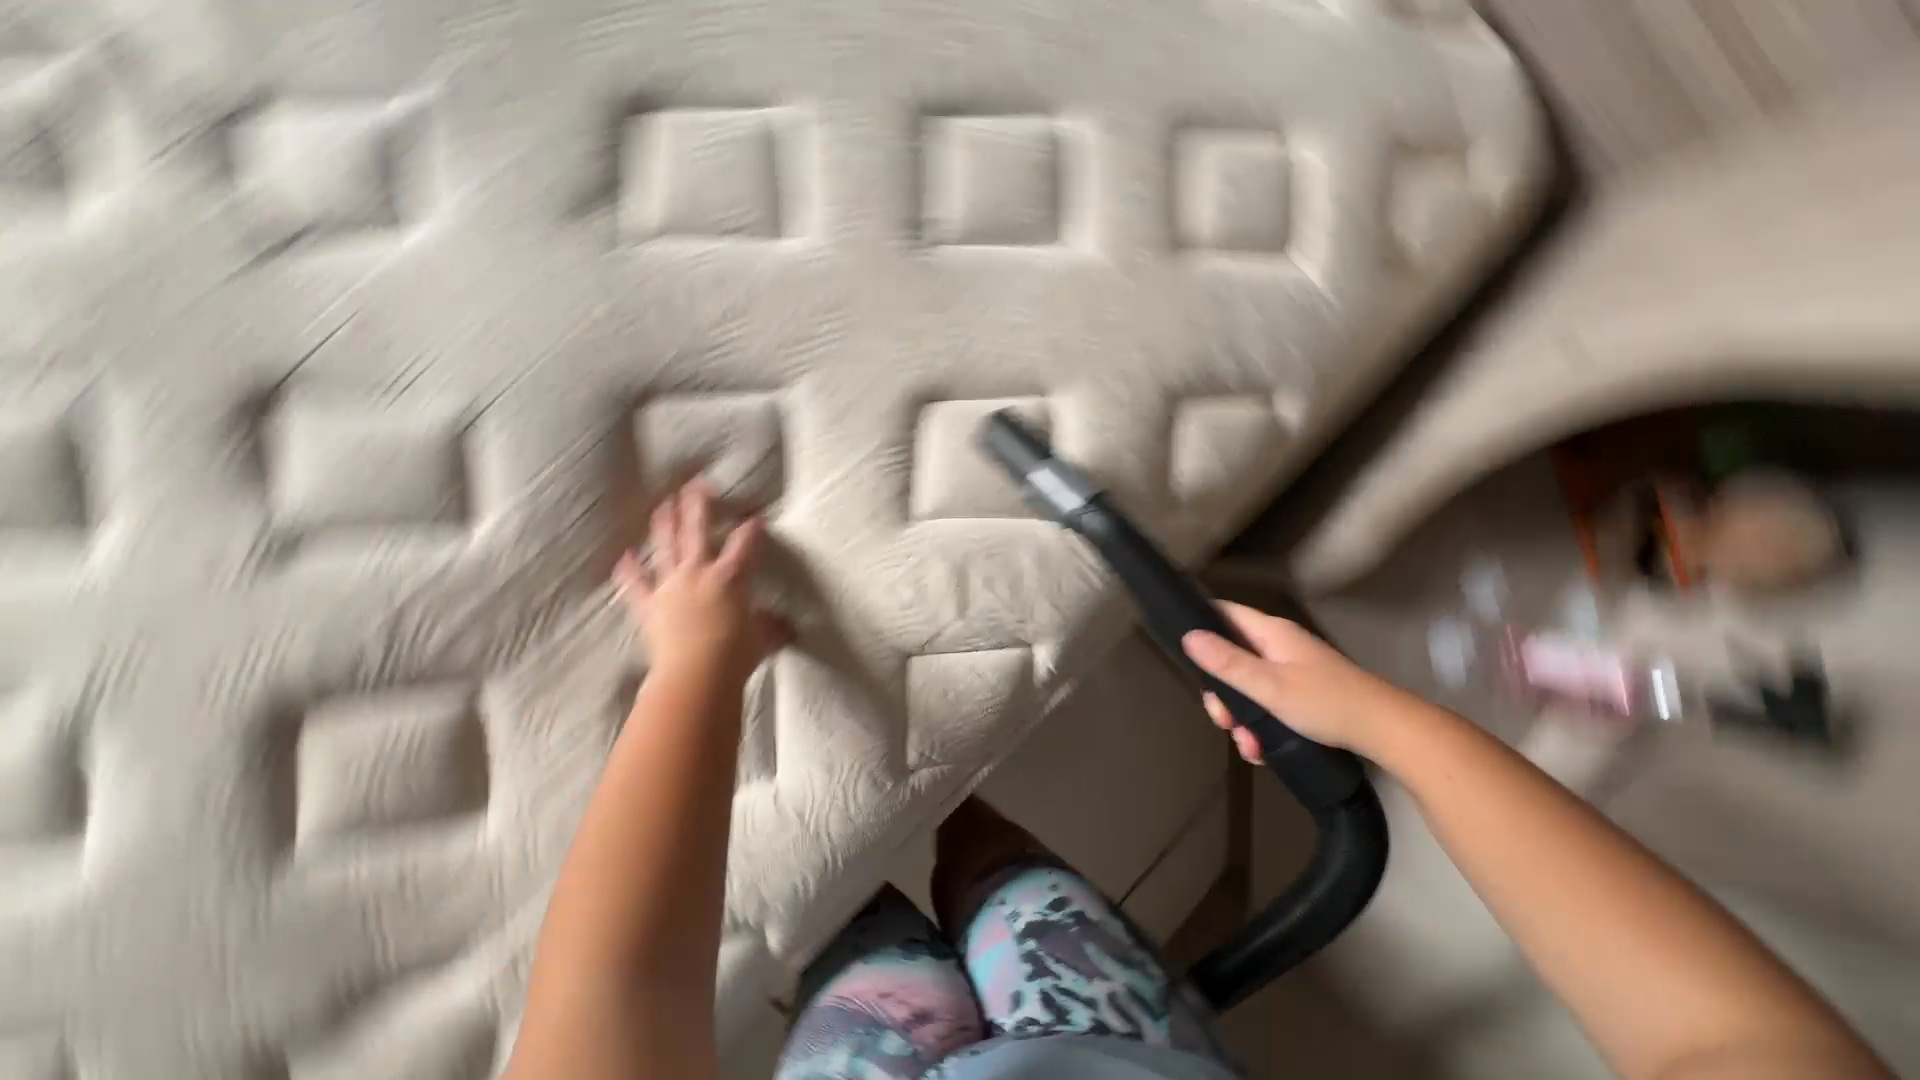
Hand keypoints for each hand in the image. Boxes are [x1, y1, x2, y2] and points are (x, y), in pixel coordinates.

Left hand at [613, 480, 789, 684]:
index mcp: (731, 576)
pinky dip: (629, 571)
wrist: (695, 675)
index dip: (752, 528)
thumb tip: (786, 627)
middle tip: (696, 484)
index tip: (756, 518)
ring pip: (667, 547)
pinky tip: (624, 557)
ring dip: (665, 524)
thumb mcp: (763, 639)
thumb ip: (773, 627)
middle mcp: (699, 572)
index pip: (746, 543)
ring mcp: (670, 586)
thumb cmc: (735, 655)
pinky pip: (636, 585)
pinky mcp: (649, 606)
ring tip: (664, 504)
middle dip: (698, 505)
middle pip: (698, 530)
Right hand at [1182, 603, 1414, 761]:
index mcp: (1272, 633)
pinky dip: (1261, 726)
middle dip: (1223, 695)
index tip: (1186, 657)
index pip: (1224, 613)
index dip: (1200, 626)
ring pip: (1248, 688)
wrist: (1384, 731)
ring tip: (1250, 745)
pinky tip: (1262, 750)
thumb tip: (1189, 636)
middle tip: (1224, 721)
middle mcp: (1279, 646)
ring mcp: (1292, 670)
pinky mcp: (1301, 694)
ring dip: (1242, 719)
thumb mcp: (1269, 686)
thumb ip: (1228, 663)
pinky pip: (1267, 704)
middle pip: (1231, 659)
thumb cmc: (1326, 703)